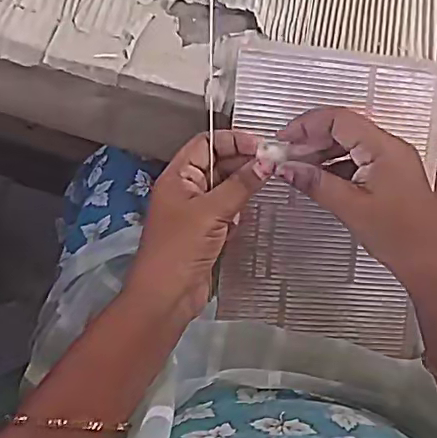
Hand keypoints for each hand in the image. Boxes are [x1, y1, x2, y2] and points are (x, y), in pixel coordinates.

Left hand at [125, 130, 272, 319]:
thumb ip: (240, 185)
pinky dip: (237, 212)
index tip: (261, 146)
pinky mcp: (205, 233)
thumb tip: (265, 162)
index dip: (233, 141)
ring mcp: (195, 212)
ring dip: (241, 189)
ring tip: (260, 190)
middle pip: (217, 164)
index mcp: (177, 177)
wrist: (166, 296)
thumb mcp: (211, 212)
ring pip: (224, 189)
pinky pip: (226, 212)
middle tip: (270, 166)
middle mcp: (184, 191)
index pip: (205, 144)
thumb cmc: (177, 251)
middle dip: (242, 164)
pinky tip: (242, 219)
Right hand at [271, 107, 436, 288]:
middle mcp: (390, 149)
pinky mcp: (388, 175)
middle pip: (342, 129)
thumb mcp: (350, 207)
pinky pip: (355, 160)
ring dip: (319, 154)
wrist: (427, 260)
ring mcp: (390, 161)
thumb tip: (289, 168)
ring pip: (347, 144)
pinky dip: (332, 166)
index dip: (306, 125)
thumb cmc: (402, 237)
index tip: (284, 139)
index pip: (338, 119)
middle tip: (284, 155)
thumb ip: (315, 183)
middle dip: (310, 140)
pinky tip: (317, 179)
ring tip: (296, 169)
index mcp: (384, 149)